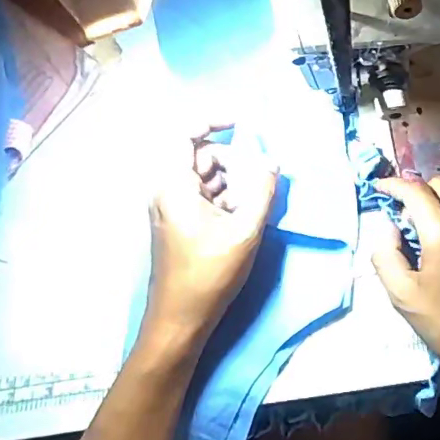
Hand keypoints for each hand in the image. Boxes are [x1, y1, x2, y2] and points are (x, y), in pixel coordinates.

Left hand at [142, 123, 276, 356]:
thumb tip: (272, 162)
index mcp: (173, 186)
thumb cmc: (210, 273)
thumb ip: (262, 191)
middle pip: (201, 156)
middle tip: (258, 182)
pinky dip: (227, 199)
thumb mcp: (245, 229)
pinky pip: (206, 196)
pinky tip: (244, 219)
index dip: (210, 121)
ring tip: (253, 207)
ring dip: (234, 183)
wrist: (181, 318)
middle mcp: (167, 191)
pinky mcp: (181, 223)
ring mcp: (172, 208)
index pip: (183, 135)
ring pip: (207, 177)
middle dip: (234, 162)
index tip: (240, 122)